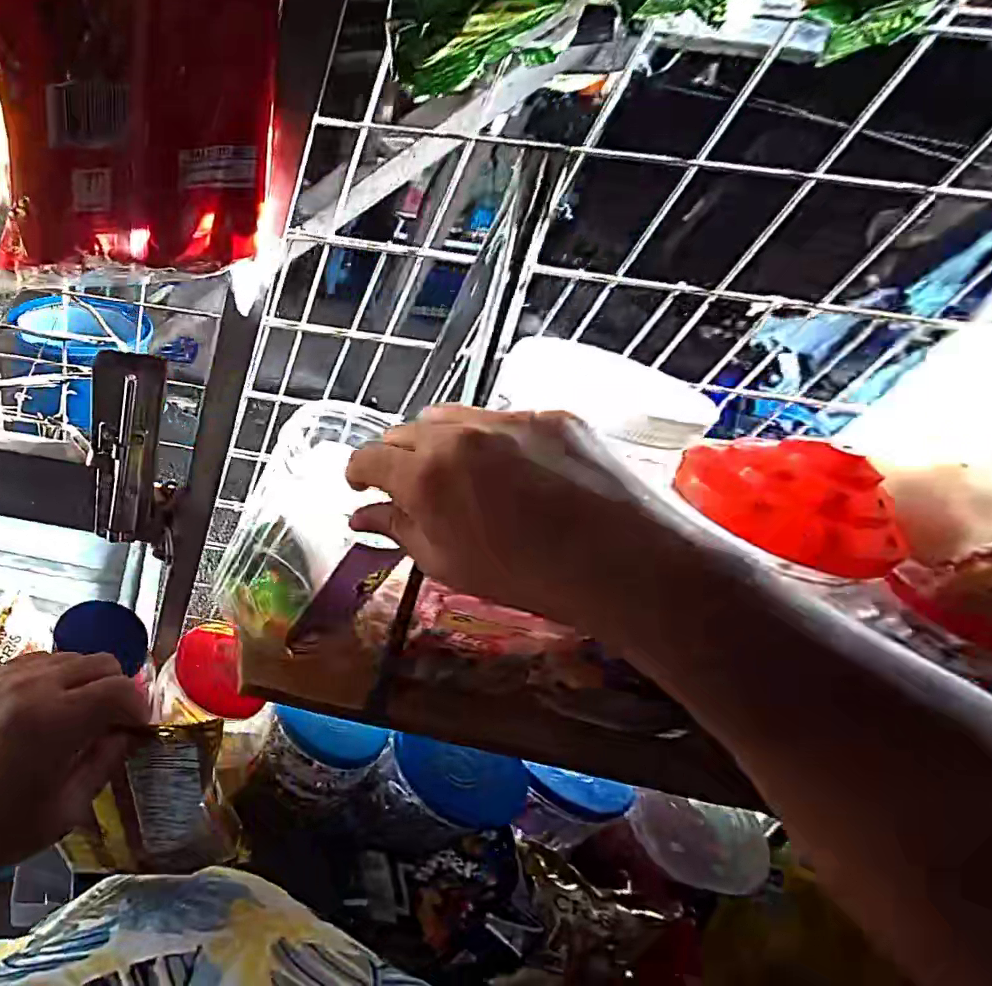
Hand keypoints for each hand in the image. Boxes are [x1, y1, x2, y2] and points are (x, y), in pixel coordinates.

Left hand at [0, 652, 147, 876]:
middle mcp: (34, 682)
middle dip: (116, 688)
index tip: (140, 729)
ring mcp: (7, 672)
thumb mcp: (65, 808)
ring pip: (69, 656)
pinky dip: (53, 677)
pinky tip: (44, 710)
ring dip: (84, 680)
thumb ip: (104, 761)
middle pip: (99, 661)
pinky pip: (37, 660)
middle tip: (113, 724)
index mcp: (57, 717)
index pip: (120, 688)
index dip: (139, 708)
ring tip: (77, 718)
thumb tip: (127, 734)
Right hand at [344, 405, 699, 631]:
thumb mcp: (445, 563)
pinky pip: (498, 418)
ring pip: (446, 416)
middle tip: (414, 487)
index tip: (362, 488)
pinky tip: (513, 471)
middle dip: (397, 458)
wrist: (635, 567)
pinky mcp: (549, 415)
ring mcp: (505, 420)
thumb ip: (396, 529)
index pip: (365, 457)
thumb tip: (359, 516)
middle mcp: (456, 437)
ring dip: (437, 440)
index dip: (357, 473)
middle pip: (401, 432)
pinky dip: (488, 439)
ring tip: (460, 472)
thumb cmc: (526, 576)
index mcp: (423, 476)